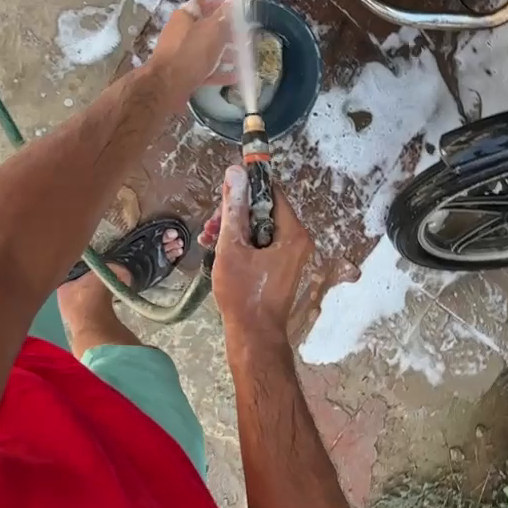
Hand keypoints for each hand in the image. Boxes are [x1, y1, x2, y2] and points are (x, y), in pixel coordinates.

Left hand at [147, 0, 235, 103]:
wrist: (168, 85)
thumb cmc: (192, 51)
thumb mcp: (212, 29)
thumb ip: (224, 15)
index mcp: (184, 17)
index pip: (203, 4)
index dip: (219, 4)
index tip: (236, 10)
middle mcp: (180, 33)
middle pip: (206, 29)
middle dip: (226, 33)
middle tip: (243, 36)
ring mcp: (181, 54)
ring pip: (206, 50)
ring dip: (224, 53)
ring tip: (241, 58)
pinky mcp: (183, 73)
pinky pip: (204, 69)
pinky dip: (218, 71)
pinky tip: (234, 76)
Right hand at [203, 165, 313, 348]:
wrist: (253, 336)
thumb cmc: (243, 292)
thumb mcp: (232, 246)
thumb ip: (233, 208)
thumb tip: (235, 171)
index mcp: (293, 233)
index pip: (272, 193)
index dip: (247, 188)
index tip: (224, 191)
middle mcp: (298, 241)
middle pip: (264, 211)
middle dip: (235, 213)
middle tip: (212, 223)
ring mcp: (291, 256)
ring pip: (260, 228)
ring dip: (235, 229)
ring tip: (209, 238)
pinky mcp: (281, 268)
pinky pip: (262, 245)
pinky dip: (242, 244)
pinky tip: (218, 249)